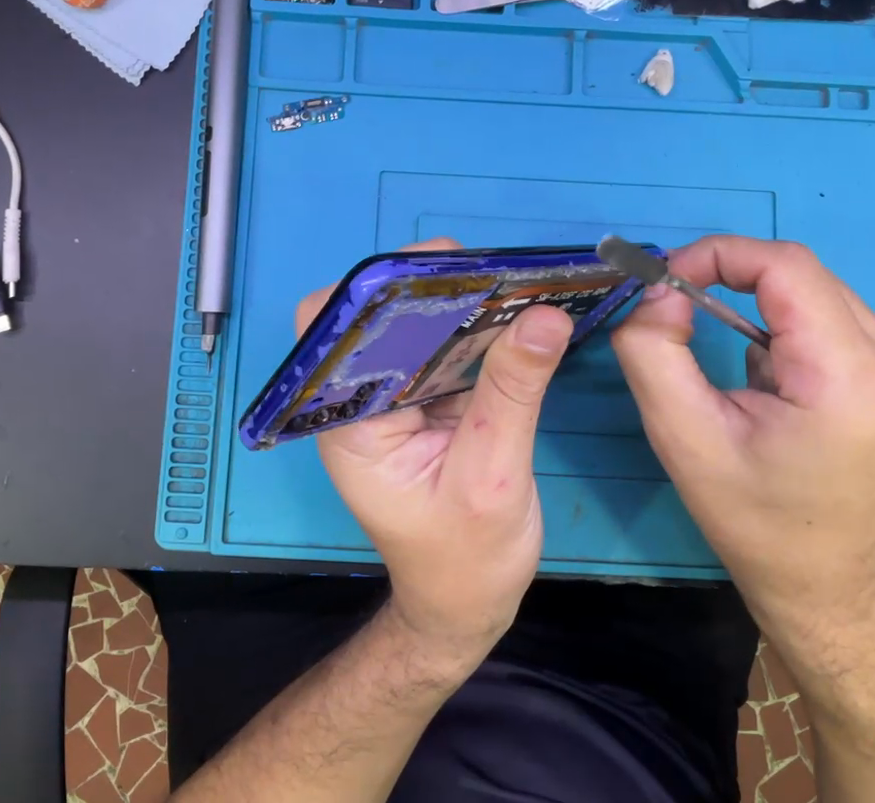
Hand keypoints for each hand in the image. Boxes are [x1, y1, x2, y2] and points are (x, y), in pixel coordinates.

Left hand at [293, 238, 572, 662]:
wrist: (467, 605)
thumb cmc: (465, 561)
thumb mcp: (492, 479)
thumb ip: (512, 396)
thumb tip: (543, 316)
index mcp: (352, 425)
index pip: (331, 334)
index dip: (371, 292)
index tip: (434, 271)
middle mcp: (365, 403)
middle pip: (375, 320)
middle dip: (425, 288)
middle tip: (486, 270)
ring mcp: (399, 400)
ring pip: (414, 328)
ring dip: (455, 301)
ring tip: (508, 280)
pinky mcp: (432, 401)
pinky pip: (448, 349)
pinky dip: (477, 326)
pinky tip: (515, 310)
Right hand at [610, 236, 874, 633]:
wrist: (827, 580)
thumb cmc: (751, 516)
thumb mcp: (680, 436)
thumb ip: (652, 350)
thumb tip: (660, 288)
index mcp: (854, 383)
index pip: (788, 266)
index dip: (720, 254)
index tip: (670, 279)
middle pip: (806, 279)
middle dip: (737, 285)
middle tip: (686, 318)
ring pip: (826, 296)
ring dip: (770, 312)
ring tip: (747, 375)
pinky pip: (848, 322)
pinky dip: (802, 333)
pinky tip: (790, 385)